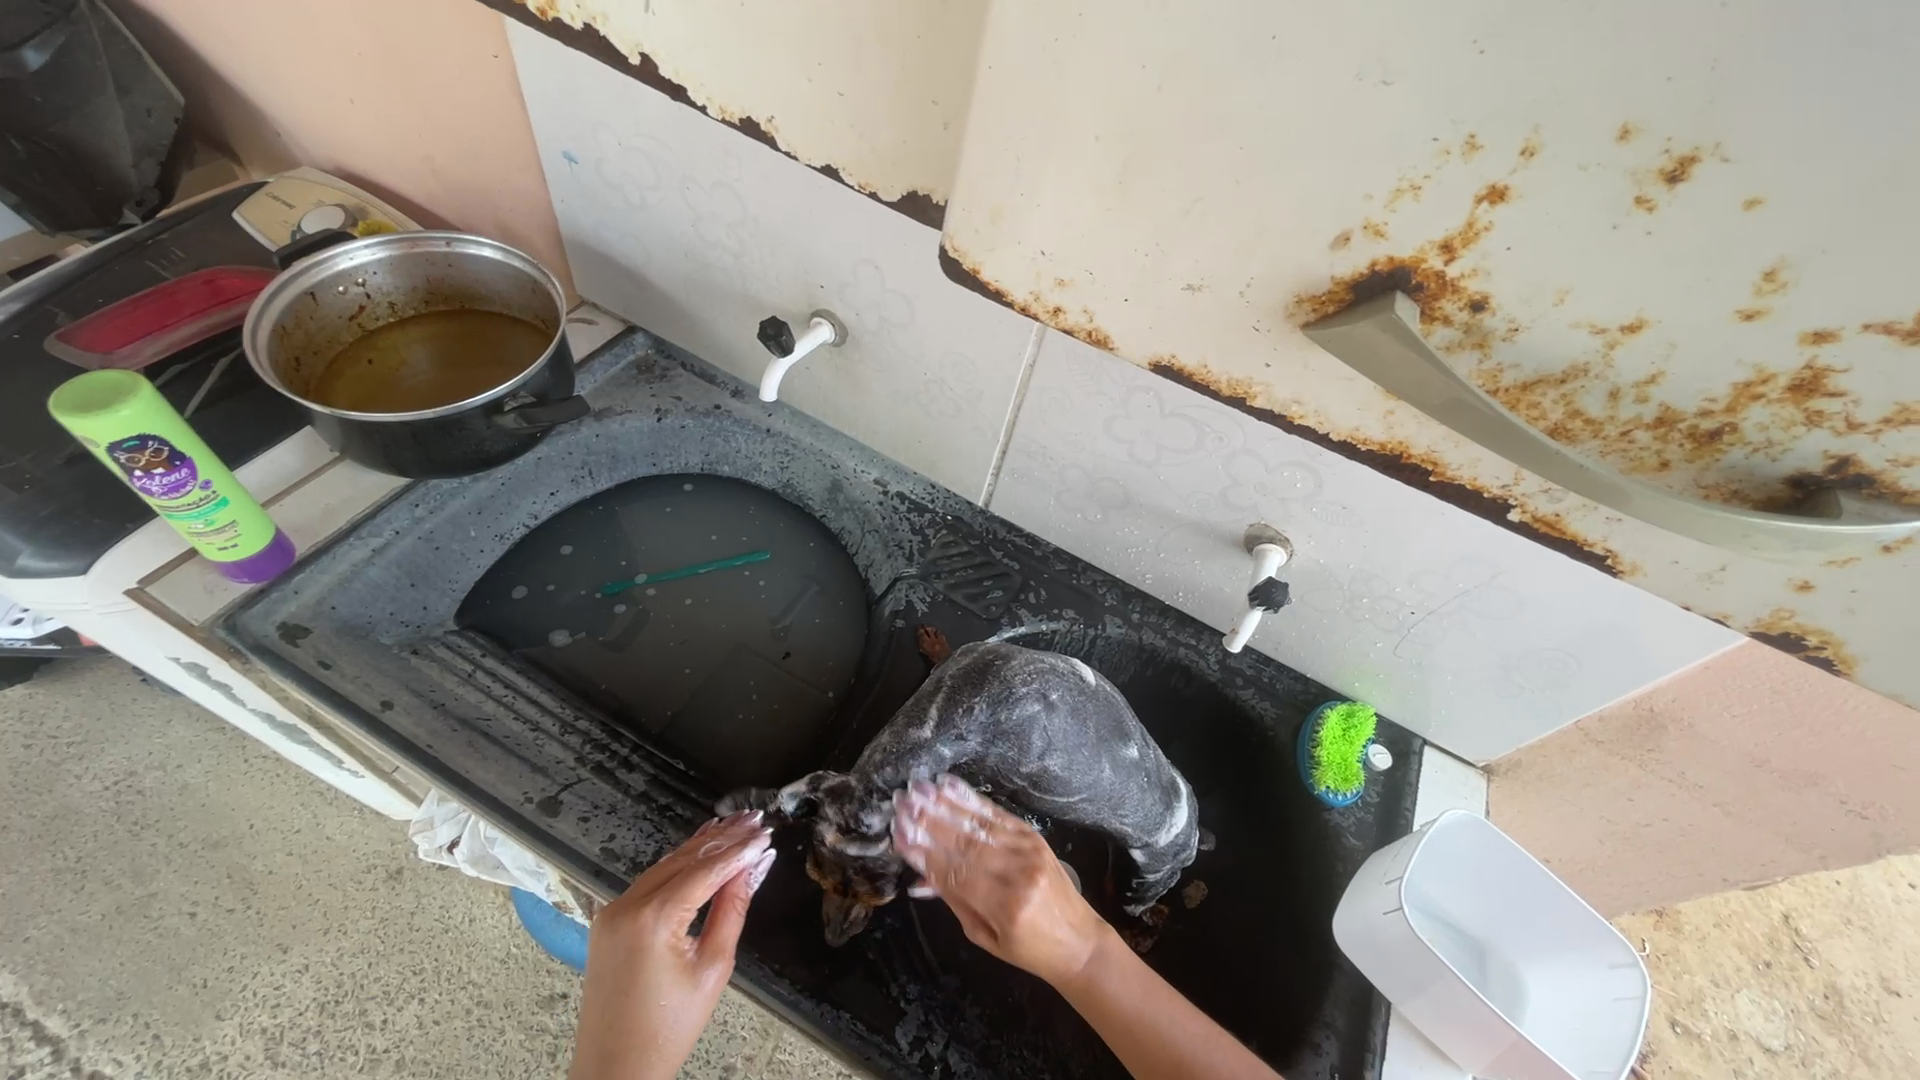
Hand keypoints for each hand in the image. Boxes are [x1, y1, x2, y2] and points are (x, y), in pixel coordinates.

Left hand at [569, 811, 775, 1079]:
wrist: (613, 1072)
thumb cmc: (669, 1029)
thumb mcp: (714, 968)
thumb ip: (732, 909)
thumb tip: (752, 867)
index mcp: (653, 919)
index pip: (706, 870)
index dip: (739, 850)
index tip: (766, 832)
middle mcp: (627, 906)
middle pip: (684, 859)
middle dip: (723, 839)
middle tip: (755, 819)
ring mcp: (612, 911)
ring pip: (665, 864)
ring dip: (701, 846)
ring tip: (734, 825)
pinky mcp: (608, 921)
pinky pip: (649, 881)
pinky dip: (677, 864)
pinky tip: (699, 848)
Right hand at [890, 775, 1111, 986]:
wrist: (1078, 940)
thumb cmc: (1027, 948)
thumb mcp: (983, 936)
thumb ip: (954, 900)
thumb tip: (920, 874)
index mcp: (1003, 906)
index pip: (953, 873)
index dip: (924, 853)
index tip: (898, 834)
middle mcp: (1016, 873)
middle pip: (963, 843)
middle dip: (928, 822)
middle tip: (900, 803)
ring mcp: (1027, 850)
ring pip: (977, 823)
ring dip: (944, 804)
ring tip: (917, 789)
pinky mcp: (1033, 835)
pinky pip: (996, 813)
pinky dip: (969, 798)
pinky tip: (948, 785)